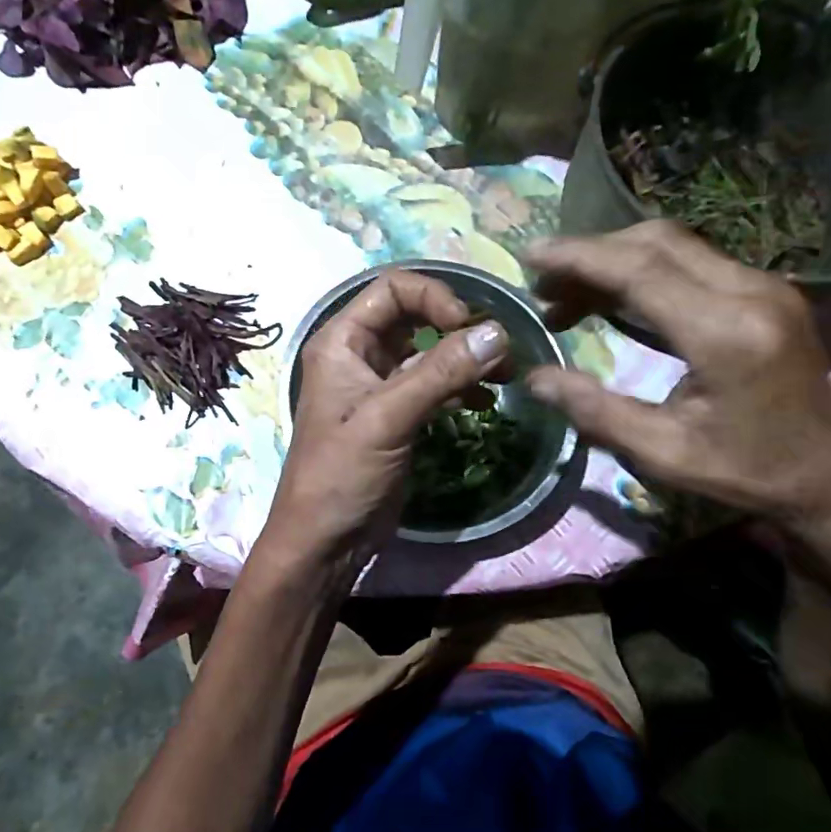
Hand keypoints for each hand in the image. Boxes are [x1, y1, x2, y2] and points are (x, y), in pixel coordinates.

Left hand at [259, 272, 508, 570]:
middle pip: (416, 317)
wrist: (324, 541)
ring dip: (466, 359)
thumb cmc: (341, 475)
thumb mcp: (388, 419)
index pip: (393, 290)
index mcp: (342, 342)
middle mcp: (359, 356)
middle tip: (501, 352)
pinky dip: (461, 389)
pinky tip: (486, 404)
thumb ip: (440, 373)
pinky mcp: (398, 417)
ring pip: (429, 353)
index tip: (468, 326)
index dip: (434, 297)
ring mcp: (379, 387)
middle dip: (459, 327)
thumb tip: (497, 332)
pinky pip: (434, 387)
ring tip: (507, 377)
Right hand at [524, 220, 830, 543]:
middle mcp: (750, 293)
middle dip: (589, 254)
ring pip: (672, 245)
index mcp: (725, 334)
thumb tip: (533, 377)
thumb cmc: (744, 470)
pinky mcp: (762, 291)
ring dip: (611, 260)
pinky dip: (638, 271)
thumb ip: (595, 411)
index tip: (528, 256)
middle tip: (540, 284)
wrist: (828, 474)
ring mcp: (762, 286)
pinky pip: (690, 261)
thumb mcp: (661, 453)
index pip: (640, 270)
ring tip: (563, 295)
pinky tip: (606, 299)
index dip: (578, 257)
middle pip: (655, 243)